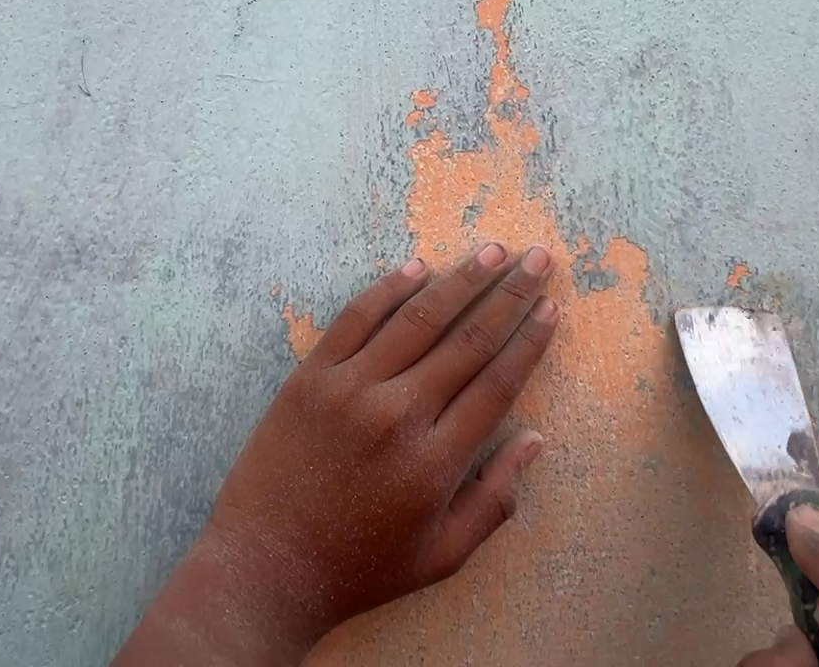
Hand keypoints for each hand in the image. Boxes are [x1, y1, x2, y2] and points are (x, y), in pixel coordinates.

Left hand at [114, 243, 559, 665]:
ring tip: (493, 252)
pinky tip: (417, 266)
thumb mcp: (441, 556)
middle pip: (468, 341)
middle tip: (538, 260)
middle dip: (511, 296)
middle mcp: (398, 415)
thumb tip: (536, 440)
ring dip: (461, 281)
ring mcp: (351, 390)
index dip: (530, 342)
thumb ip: (495, 500)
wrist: (265, 566)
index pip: (497, 383)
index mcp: (436, 462)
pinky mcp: (312, 377)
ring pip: (418, 319)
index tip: (552, 308)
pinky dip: (388, 289)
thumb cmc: (360, 566)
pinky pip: (355, 320)